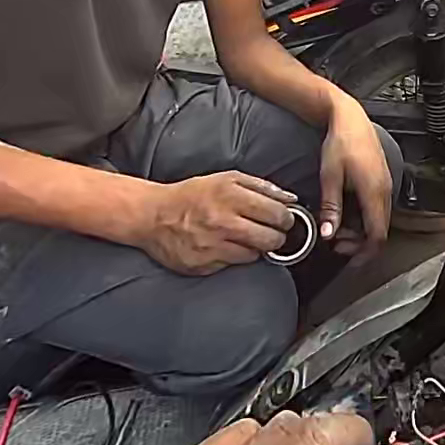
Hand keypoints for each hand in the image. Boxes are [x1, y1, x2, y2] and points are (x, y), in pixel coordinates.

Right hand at [142, 172, 296, 274]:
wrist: (154, 215)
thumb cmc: (193, 195)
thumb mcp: (226, 179)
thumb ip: (261, 187)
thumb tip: (291, 199)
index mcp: (230, 196)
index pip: (275, 212)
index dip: (287, 217)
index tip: (286, 218)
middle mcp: (222, 222)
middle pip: (270, 238)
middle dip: (278, 236)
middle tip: (273, 231)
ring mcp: (213, 246)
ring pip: (255, 254)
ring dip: (257, 247)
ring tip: (247, 237)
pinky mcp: (204, 265)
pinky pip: (234, 265)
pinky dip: (236, 256)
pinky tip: (228, 246)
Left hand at [318, 98, 394, 263]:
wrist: (350, 117)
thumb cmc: (341, 142)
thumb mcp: (330, 176)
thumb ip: (330, 208)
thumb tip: (328, 234)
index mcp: (374, 192)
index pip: (377, 235)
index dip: (365, 253)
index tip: (350, 262)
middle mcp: (385, 191)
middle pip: (379, 231)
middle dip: (359, 244)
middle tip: (336, 244)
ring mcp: (386, 185)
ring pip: (379, 220)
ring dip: (361, 231)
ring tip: (338, 229)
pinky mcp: (382, 180)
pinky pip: (378, 208)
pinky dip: (364, 218)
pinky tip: (346, 214)